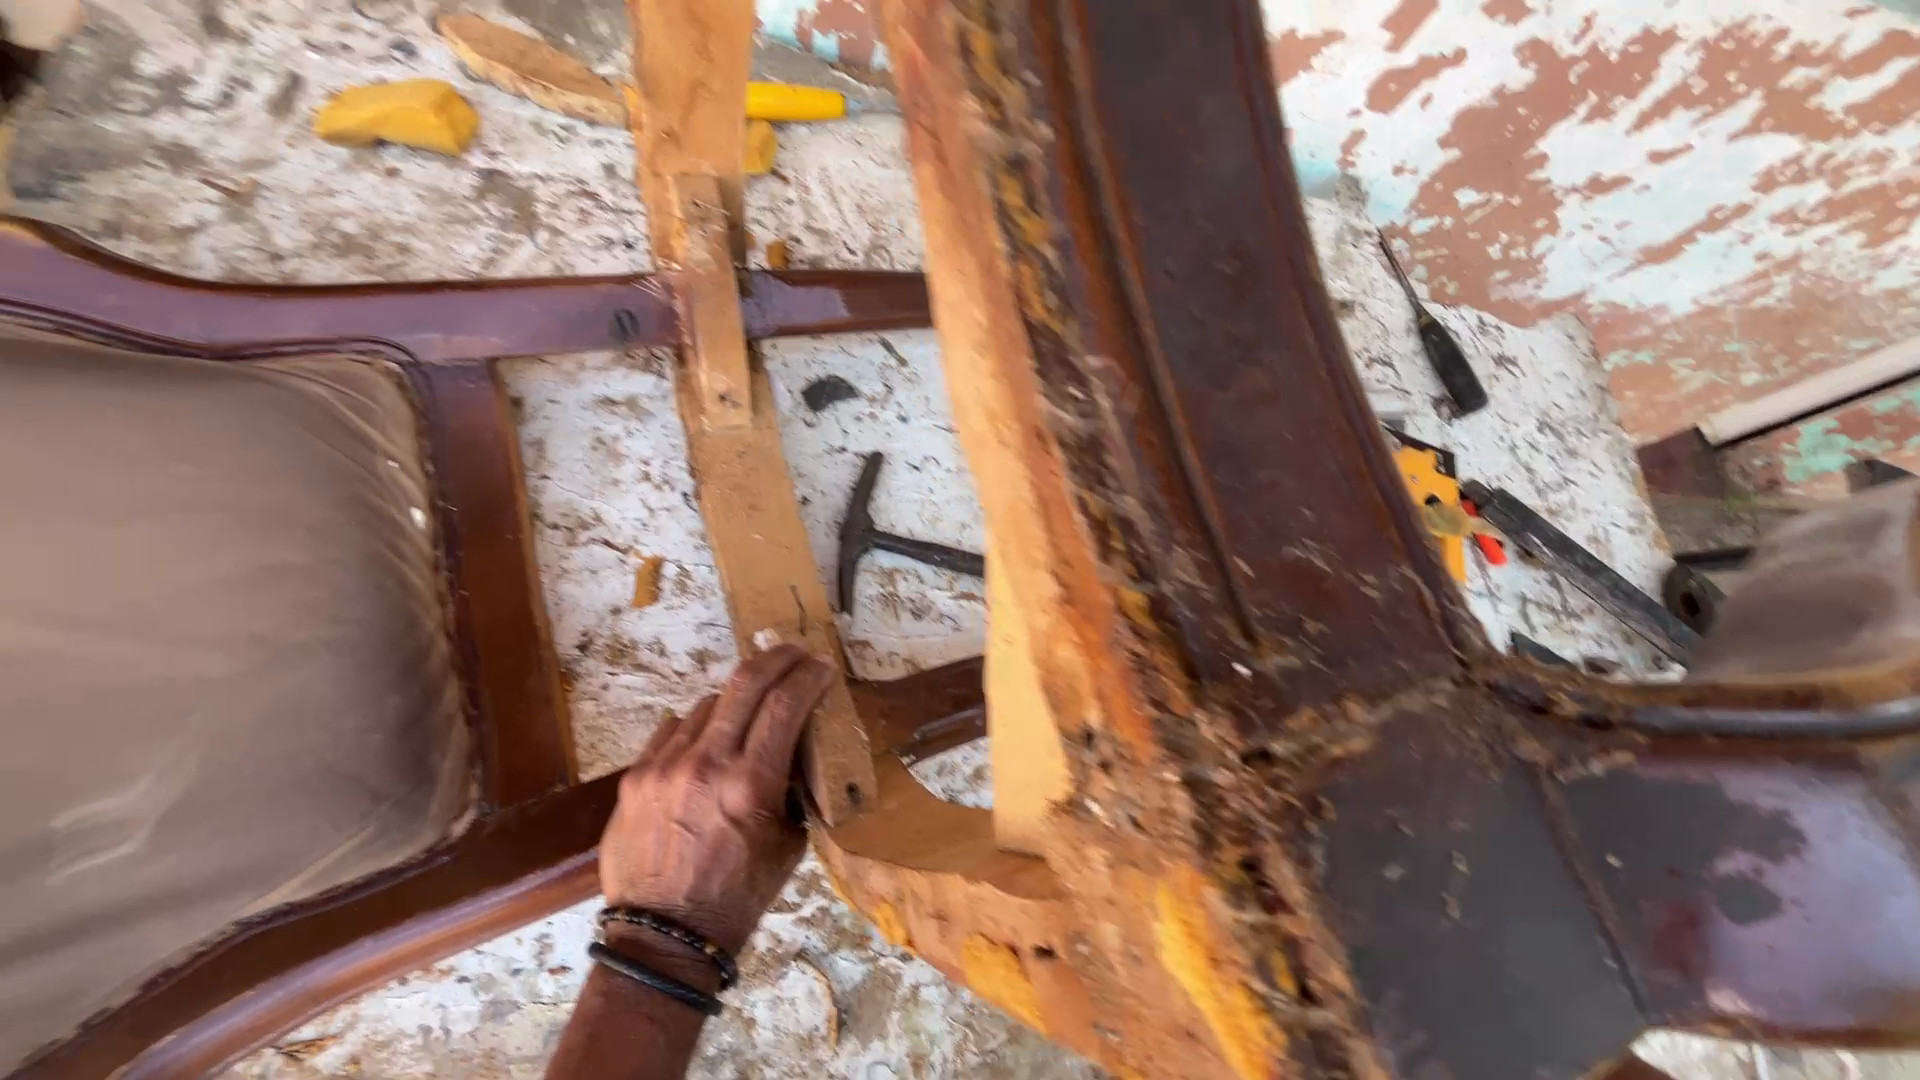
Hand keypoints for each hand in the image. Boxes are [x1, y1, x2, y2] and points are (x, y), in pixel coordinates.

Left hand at [599, 645, 836, 952]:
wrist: (664, 935)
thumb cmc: (740, 893)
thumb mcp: (789, 842)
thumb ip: (792, 786)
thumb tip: (793, 745)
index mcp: (752, 784)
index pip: (786, 704)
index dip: (809, 676)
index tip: (823, 665)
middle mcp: (707, 765)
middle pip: (746, 683)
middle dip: (778, 658)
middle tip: (795, 651)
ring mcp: (664, 767)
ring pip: (707, 704)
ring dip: (737, 699)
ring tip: (751, 709)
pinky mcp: (635, 777)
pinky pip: (673, 730)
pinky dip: (697, 727)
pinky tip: (707, 739)